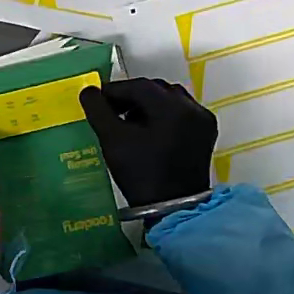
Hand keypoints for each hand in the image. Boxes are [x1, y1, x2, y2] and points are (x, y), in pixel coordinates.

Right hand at [79, 78, 217, 205]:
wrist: (171, 207)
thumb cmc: (140, 173)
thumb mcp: (113, 140)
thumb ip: (98, 111)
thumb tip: (89, 91)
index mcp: (172, 108)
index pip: (138, 86)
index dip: (113, 90)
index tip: (95, 99)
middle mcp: (192, 108)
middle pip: (156, 89)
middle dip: (130, 95)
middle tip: (109, 109)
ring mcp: (202, 122)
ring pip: (169, 100)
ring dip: (146, 104)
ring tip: (126, 121)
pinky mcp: (204, 134)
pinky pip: (179, 114)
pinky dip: (160, 115)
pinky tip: (145, 131)